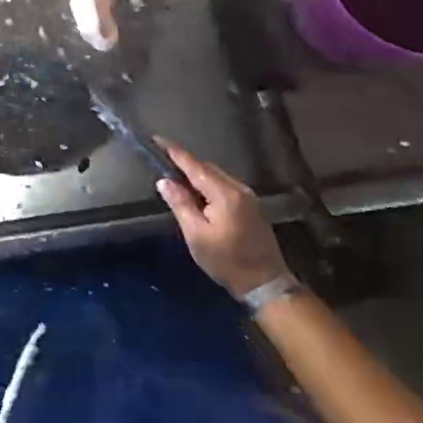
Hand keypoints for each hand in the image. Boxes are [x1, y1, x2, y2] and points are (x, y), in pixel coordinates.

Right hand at [156, 140, 290, 298]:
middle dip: (184, 162)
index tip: (156, 139)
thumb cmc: (227, 261)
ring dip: (196, 174)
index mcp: (224, 194)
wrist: (266, 284)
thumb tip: (164, 181)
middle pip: (206, 168)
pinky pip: (224, 185)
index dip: (174, 151)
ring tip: (175, 177)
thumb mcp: (196, 234)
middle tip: (161, 161)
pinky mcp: (251, 206)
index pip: (194, 166)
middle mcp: (239, 189)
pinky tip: (197, 193)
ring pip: (216, 176)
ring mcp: (248, 197)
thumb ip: (180, 204)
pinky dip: (207, 183)